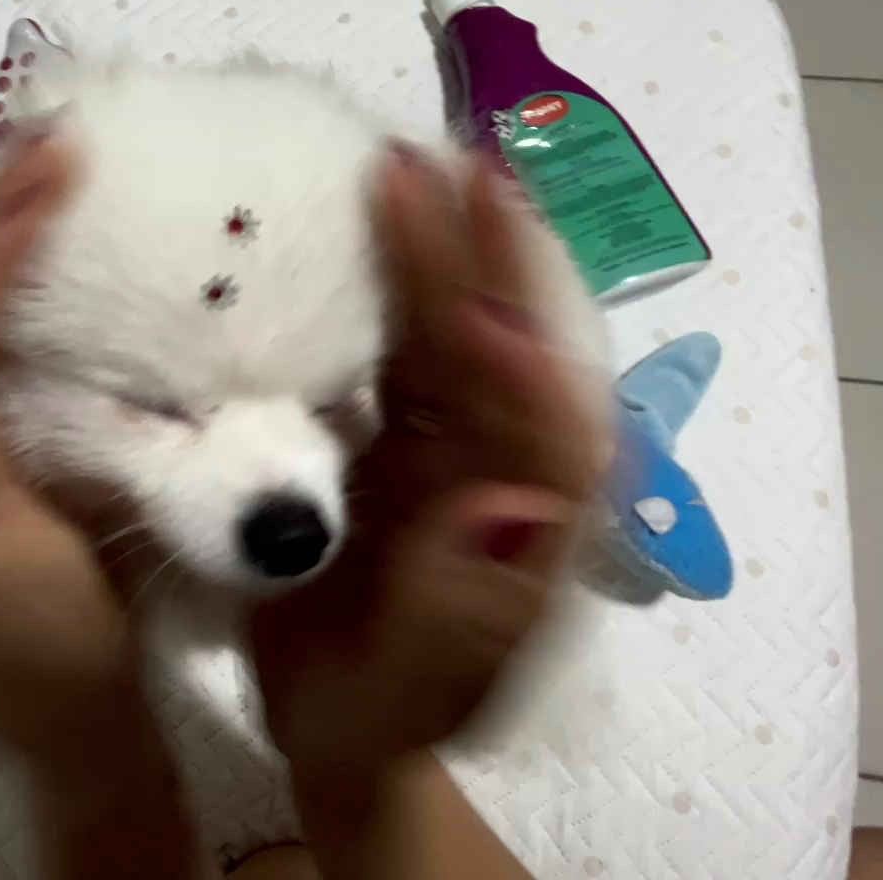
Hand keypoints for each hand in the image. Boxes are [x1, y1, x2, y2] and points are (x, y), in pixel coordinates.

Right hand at [250, 154, 605, 777]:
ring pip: (457, 338)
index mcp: (528, 538)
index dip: (514, 352)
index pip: (547, 431)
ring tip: (414, 172)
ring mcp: (451, 448)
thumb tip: (511, 503)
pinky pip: (403, 354)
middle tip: (452, 166)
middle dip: (486, 265)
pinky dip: (387, 292)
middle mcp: (503, 472)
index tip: (466, 280)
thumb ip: (461, 612)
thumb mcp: (406, 690)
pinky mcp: (401, 438)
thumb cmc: (367, 713)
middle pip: (507, 357)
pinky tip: (361, 240)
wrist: (335, 717)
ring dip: (441, 256)